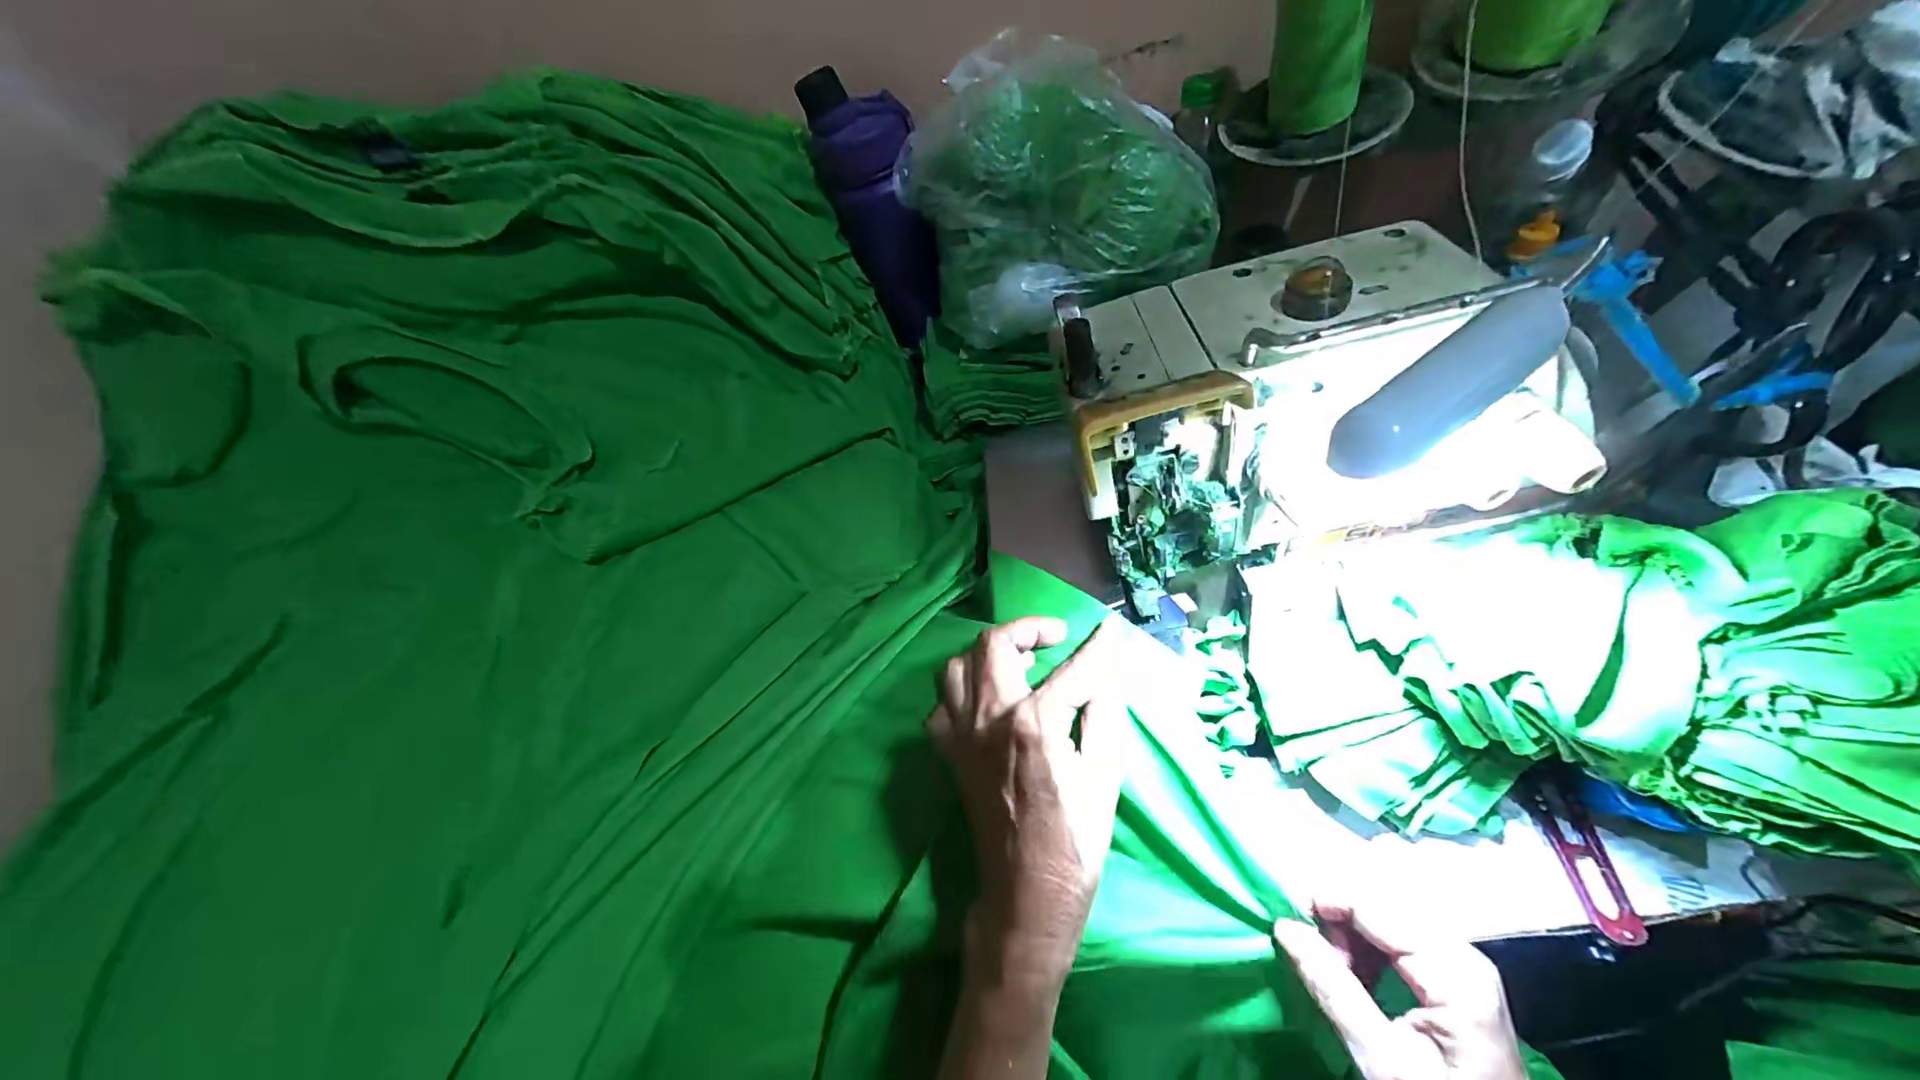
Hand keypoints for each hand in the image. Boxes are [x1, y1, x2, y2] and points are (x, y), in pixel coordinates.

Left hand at [927, 616, 1127, 980]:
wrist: (1026, 892)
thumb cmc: (1075, 838)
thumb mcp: (1105, 773)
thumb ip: (1104, 709)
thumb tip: (1106, 663)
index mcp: (1034, 723)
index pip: (1071, 667)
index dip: (1096, 646)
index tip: (1108, 628)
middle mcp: (988, 718)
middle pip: (993, 645)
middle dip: (1026, 629)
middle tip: (1053, 638)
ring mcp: (961, 735)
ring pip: (956, 667)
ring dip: (987, 654)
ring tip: (1018, 664)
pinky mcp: (949, 754)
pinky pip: (943, 707)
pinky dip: (963, 694)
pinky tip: (987, 705)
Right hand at [1273, 890, 1527, 1079]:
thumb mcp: (1383, 1059)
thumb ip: (1334, 988)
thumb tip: (1285, 927)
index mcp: (1454, 970)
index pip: (1371, 905)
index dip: (1322, 905)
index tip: (1286, 929)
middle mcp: (1461, 954)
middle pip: (1378, 908)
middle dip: (1336, 926)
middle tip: (1312, 960)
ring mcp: (1460, 964)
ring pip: (1382, 921)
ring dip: (1348, 938)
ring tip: (1334, 974)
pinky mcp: (1452, 976)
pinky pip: (1395, 941)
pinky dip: (1365, 951)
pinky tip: (1355, 978)